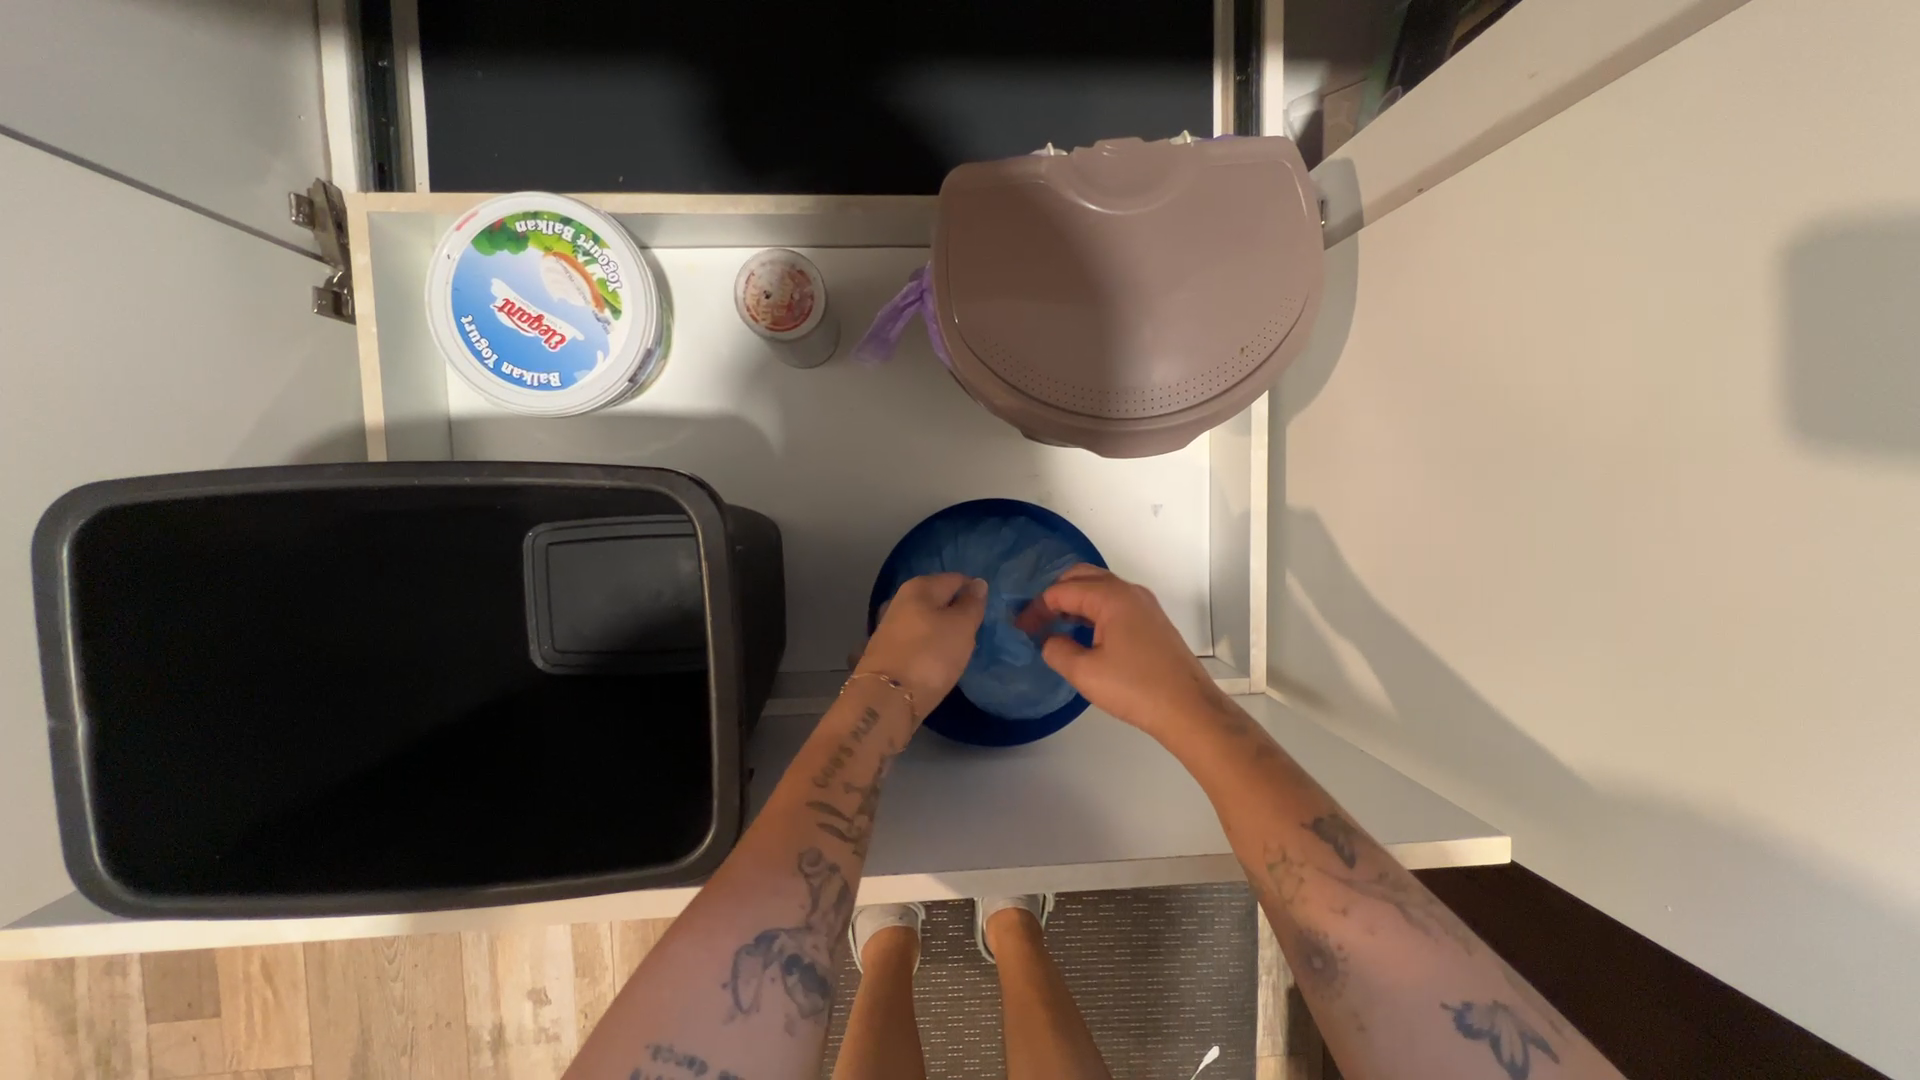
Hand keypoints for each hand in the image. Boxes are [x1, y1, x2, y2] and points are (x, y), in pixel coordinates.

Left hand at [857, 573, 987, 714]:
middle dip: (957, 612)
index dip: (974, 592)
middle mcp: (900, 601)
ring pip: (926, 622)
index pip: (956, 579)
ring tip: (959, 650)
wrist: (886, 699)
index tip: (987, 612)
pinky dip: (929, 647)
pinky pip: (916, 641)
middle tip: (975, 633)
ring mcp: (889, 627)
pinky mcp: (885, 651)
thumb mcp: (961, 627)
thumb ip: (972, 604)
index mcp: (919, 587)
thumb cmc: (930, 655)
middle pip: (938, 600)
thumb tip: (977, 584)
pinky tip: (937, 661)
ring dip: (942, 632)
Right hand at [1036, 565, 1231, 735]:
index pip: (1061, 591)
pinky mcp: (1152, 621)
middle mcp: (1129, 592)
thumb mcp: (1084, 672)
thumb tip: (1050, 641)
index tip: (1021, 629)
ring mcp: (1144, 605)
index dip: (1037, 608)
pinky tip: (1084, 635)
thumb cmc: (1135, 689)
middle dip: (1055, 595)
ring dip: (1075, 602)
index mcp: (1111, 597)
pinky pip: (1115, 603)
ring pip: (1100, 588)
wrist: (1189, 709)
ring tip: (1056, 627)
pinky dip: (1093, 610)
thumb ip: (1056, 650)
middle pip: (1082, 577)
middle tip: (1037, 620)